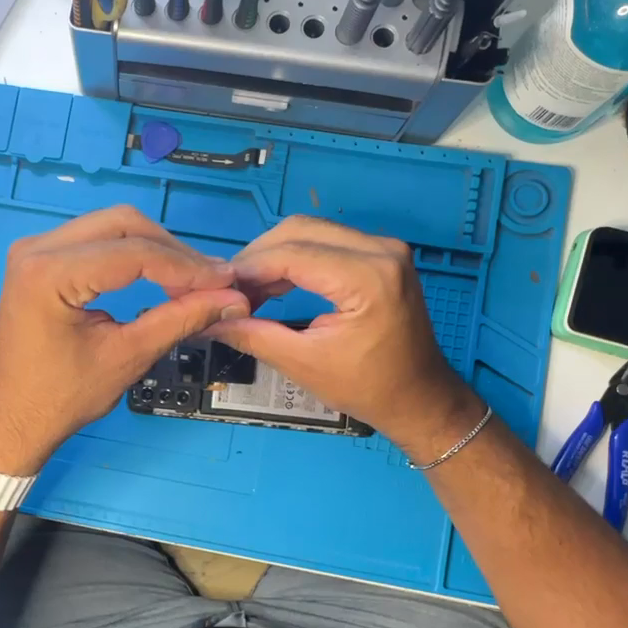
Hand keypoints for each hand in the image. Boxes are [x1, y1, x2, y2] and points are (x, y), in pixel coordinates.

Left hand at [0, 206, 247, 474]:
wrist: (10, 418)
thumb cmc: (60, 398)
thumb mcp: (126, 357)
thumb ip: (179, 320)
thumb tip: (232, 299)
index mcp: (49, 273)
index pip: (132, 252)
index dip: (186, 266)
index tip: (226, 282)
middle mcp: (37, 248)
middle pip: (123, 224)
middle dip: (172, 251)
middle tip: (211, 281)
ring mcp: (34, 249)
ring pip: (110, 227)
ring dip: (154, 250)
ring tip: (191, 282)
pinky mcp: (39, 259)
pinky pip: (95, 241)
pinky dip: (130, 255)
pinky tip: (159, 276)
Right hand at [204, 216, 485, 461]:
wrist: (419, 398)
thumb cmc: (367, 387)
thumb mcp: (302, 364)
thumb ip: (253, 335)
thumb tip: (209, 320)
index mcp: (366, 277)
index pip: (291, 253)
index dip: (248, 269)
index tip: (217, 291)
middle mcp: (379, 250)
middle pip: (299, 230)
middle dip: (258, 257)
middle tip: (230, 291)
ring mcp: (384, 248)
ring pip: (311, 231)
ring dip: (274, 256)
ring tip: (248, 292)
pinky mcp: (381, 255)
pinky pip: (327, 242)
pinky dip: (295, 259)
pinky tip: (273, 286)